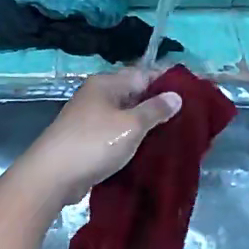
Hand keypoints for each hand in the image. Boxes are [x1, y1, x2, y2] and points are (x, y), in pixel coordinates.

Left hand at [21, 69, 181, 197]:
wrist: (53, 174)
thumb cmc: (94, 143)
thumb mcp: (130, 125)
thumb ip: (154, 110)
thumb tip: (176, 95)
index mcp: (105, 84)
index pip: (143, 74)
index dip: (167, 83)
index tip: (194, 96)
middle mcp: (96, 96)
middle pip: (134, 94)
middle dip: (159, 105)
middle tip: (190, 119)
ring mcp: (90, 118)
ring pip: (125, 116)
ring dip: (146, 125)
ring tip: (176, 135)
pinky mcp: (88, 139)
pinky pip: (116, 133)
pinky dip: (132, 139)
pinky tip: (150, 149)